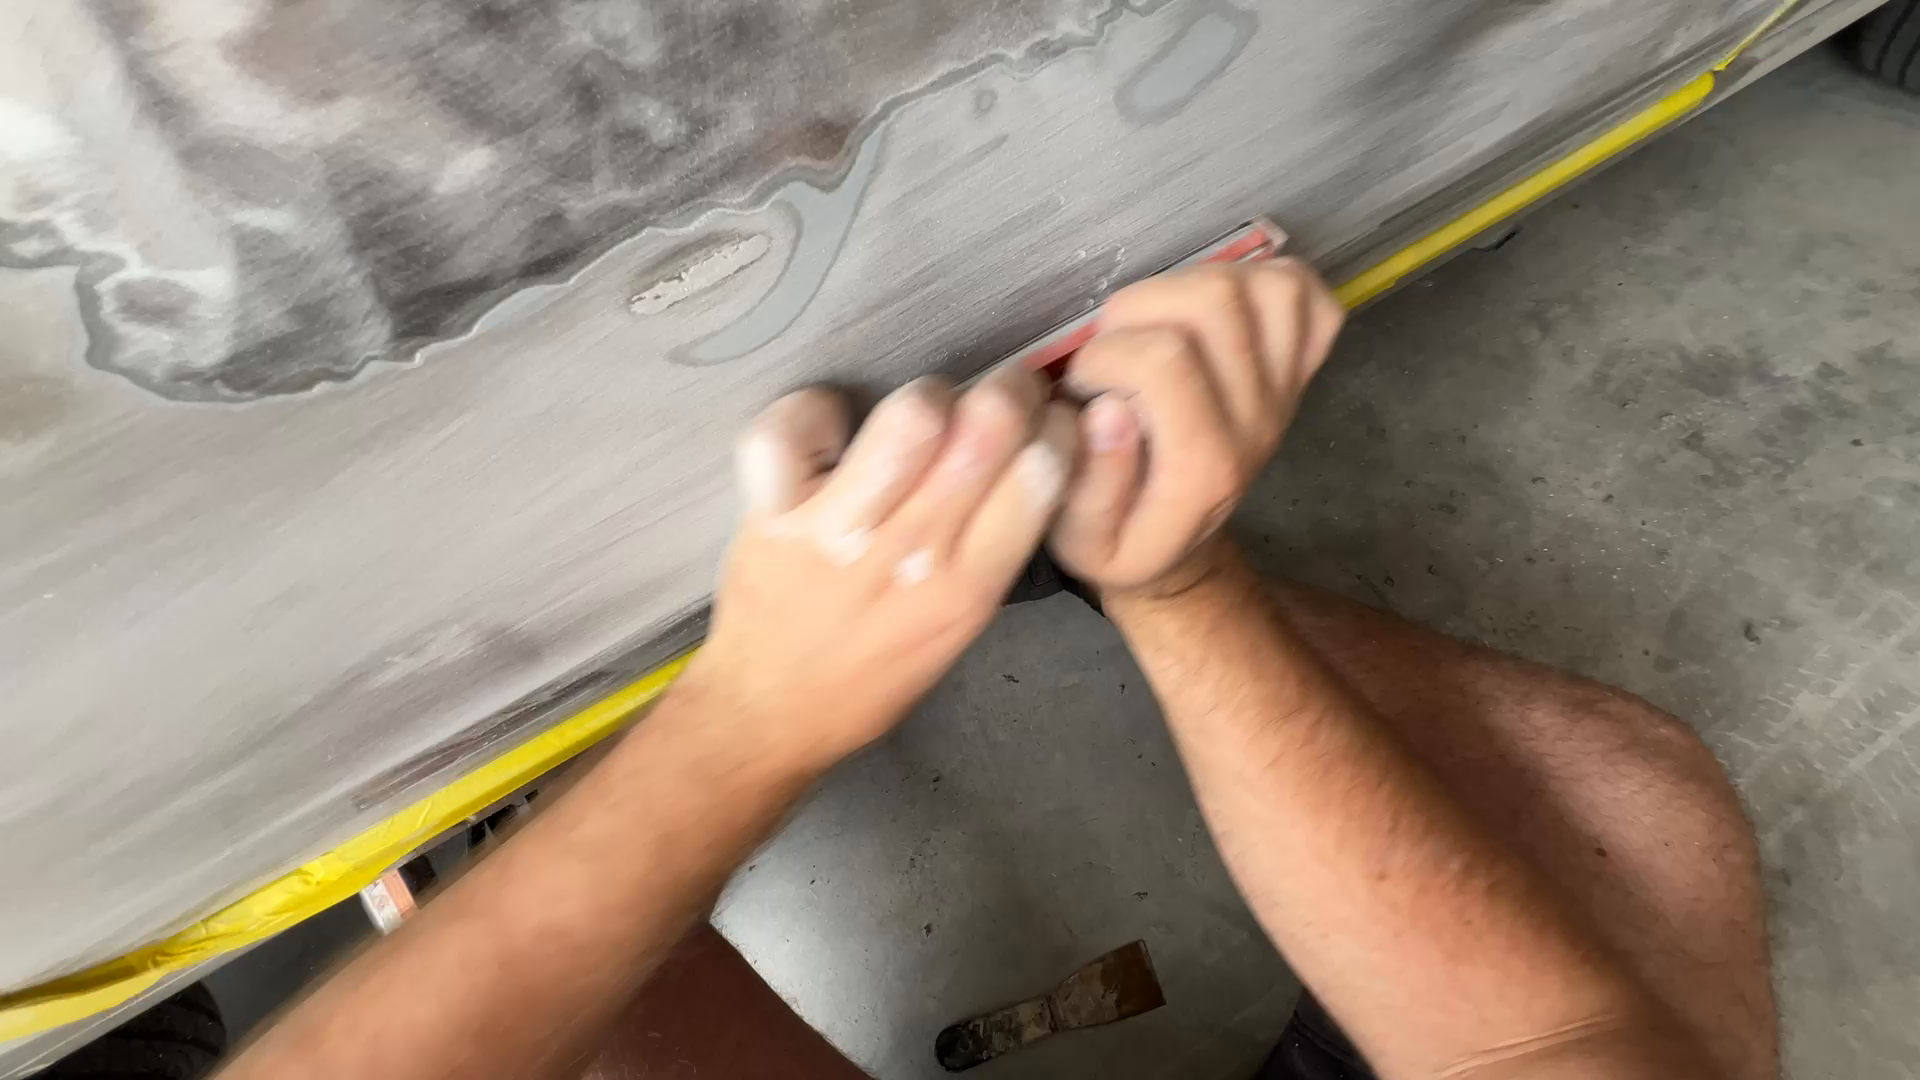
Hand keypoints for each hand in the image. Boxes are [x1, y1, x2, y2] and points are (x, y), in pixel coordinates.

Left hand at [682, 368, 1076, 768]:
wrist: (770, 712)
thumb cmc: (872, 678)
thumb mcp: (958, 631)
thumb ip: (992, 552)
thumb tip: (1024, 464)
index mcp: (967, 590)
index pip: (1039, 474)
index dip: (1054, 427)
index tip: (1043, 421)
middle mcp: (913, 554)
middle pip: (986, 429)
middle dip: (1009, 389)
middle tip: (998, 393)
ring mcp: (838, 530)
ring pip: (910, 418)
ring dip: (928, 398)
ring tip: (922, 416)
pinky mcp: (772, 512)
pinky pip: (795, 426)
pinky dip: (814, 412)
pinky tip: (829, 433)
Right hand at [1049, 259, 1344, 598]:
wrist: (1178, 551)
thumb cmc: (1121, 543)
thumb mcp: (1084, 543)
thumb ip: (1090, 487)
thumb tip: (1106, 409)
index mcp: (1203, 469)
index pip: (1163, 360)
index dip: (1103, 356)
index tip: (1077, 386)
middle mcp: (1256, 422)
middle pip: (1216, 303)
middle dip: (1137, 309)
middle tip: (1108, 348)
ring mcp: (1284, 391)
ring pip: (1260, 284)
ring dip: (1185, 285)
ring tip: (1146, 327)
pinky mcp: (1296, 369)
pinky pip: (1302, 293)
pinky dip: (1257, 280)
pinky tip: (1208, 314)